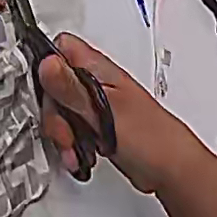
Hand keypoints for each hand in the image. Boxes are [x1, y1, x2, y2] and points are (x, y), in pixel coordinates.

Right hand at [39, 33, 209, 193]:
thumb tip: (47, 63)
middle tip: (65, 130)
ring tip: (73, 148)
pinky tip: (79, 154)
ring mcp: (96, 103)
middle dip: (54, 111)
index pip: (60, 48)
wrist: (172, 168)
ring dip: (62, 131)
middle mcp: (96, 81)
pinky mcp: (97, 123)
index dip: (46, 65)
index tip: (44, 90)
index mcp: (98, 68)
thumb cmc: (150, 137)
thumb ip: (71, 88)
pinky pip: (72, 126)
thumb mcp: (102, 111)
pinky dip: (71, 141)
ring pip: (62, 107)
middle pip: (55, 83)